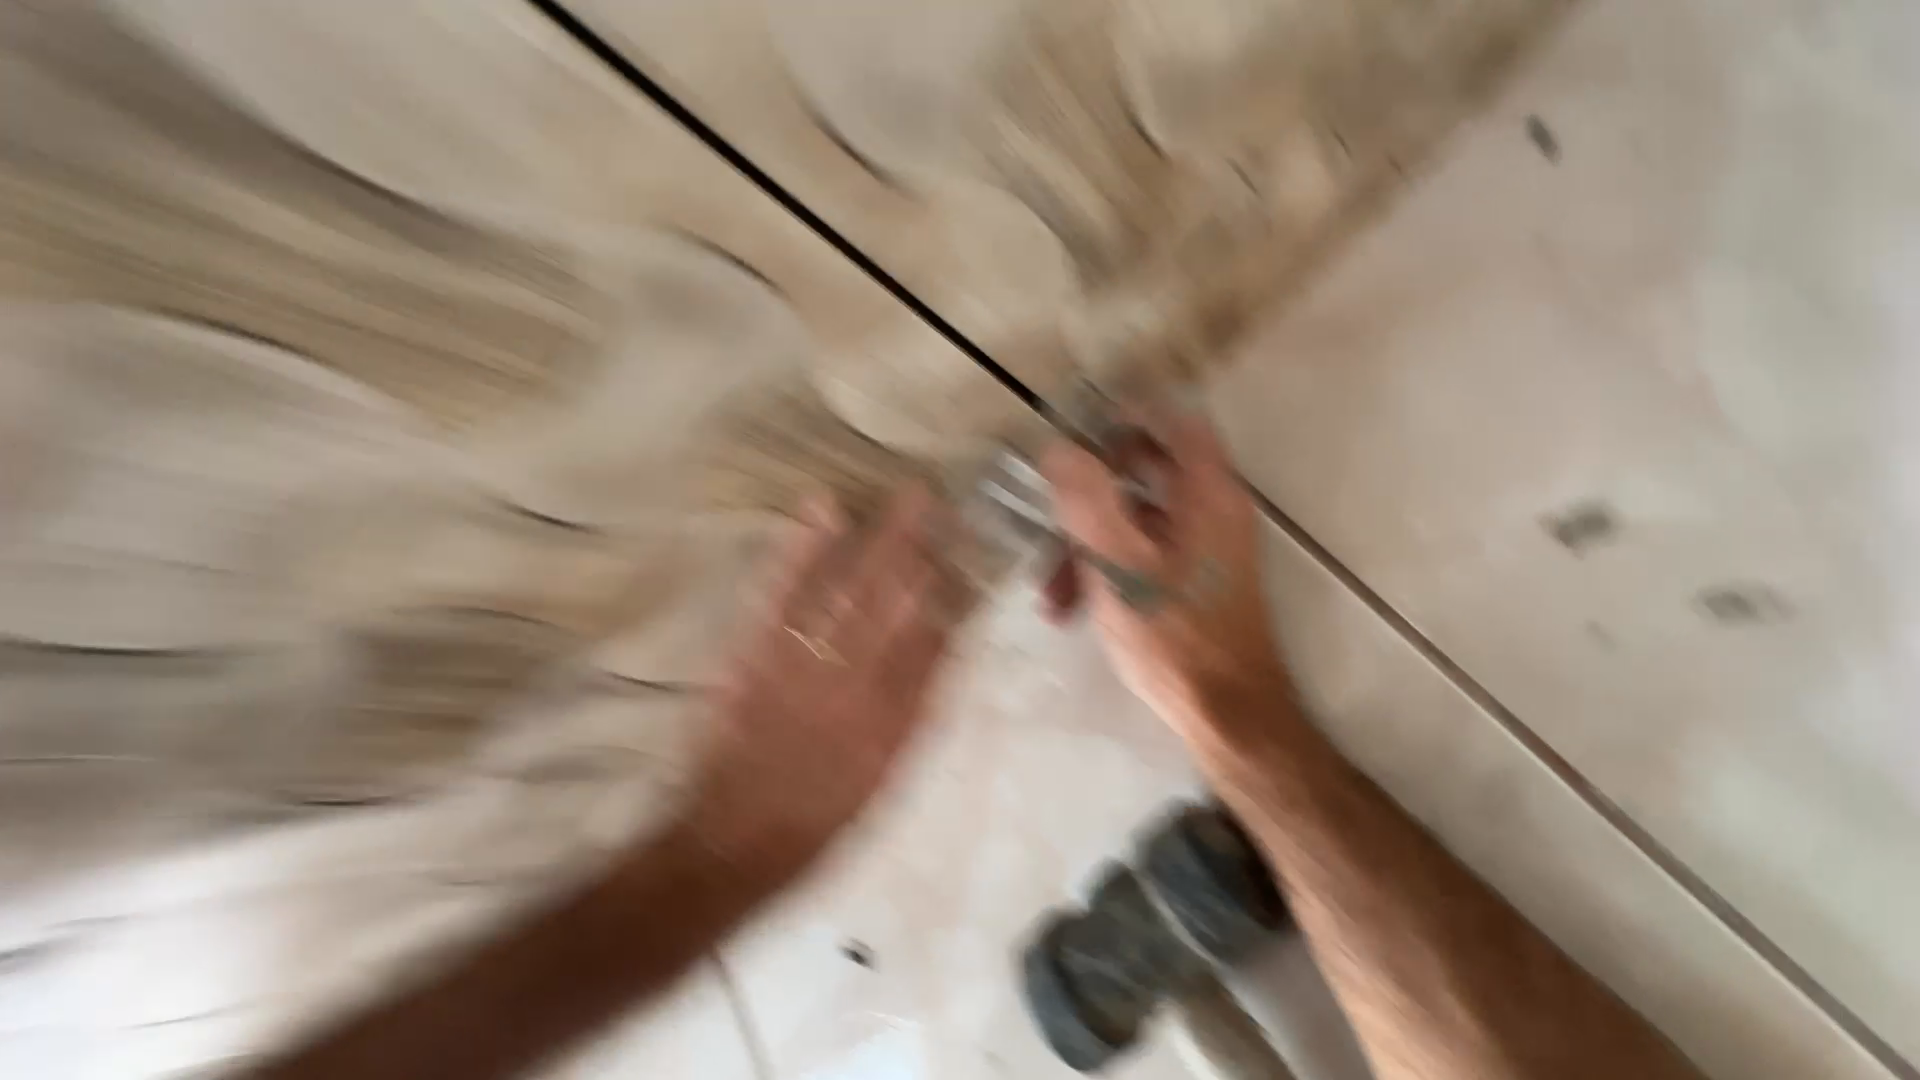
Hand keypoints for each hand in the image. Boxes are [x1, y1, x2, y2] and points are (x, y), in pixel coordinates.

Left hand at [686, 484, 961, 881]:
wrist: (731, 842)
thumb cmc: (813, 824)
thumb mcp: (882, 787)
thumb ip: (912, 723)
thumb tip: (938, 664)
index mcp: (894, 723)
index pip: (934, 648)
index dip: (954, 601)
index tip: (967, 562)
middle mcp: (858, 686)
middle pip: (900, 608)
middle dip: (925, 554)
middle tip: (946, 509)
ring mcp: (806, 665)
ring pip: (852, 592)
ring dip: (883, 542)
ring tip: (909, 500)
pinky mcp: (757, 654)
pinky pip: (785, 595)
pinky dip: (803, 551)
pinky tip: (822, 511)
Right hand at [1041, 409, 1289, 737]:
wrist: (1228, 713)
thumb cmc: (1173, 635)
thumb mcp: (1117, 563)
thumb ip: (1086, 498)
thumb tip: (1058, 447)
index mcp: (1206, 492)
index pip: (1171, 419)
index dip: (1124, 412)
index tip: (1076, 426)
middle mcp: (1213, 509)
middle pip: (1147, 468)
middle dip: (1089, 489)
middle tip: (1048, 506)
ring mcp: (1206, 546)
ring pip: (1137, 518)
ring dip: (1088, 541)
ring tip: (1048, 590)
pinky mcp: (1195, 580)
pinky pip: (1144, 552)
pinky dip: (1107, 567)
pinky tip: (1070, 608)